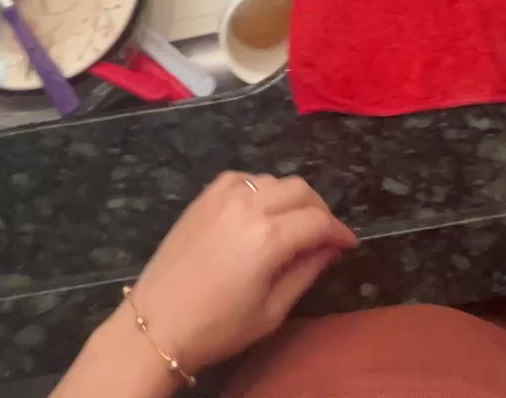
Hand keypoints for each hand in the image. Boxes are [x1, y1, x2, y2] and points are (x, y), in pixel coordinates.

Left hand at [125, 172, 356, 373]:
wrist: (157, 322)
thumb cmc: (218, 327)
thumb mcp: (271, 310)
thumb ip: (306, 272)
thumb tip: (331, 248)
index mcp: (268, 237)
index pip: (318, 221)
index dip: (339, 231)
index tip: (348, 244)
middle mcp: (249, 204)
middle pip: (300, 189)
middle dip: (319, 209)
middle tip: (324, 235)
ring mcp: (224, 194)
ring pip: (274, 180)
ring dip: (291, 198)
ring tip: (293, 225)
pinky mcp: (205, 194)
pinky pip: (245, 177)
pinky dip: (261, 188)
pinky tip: (260, 210)